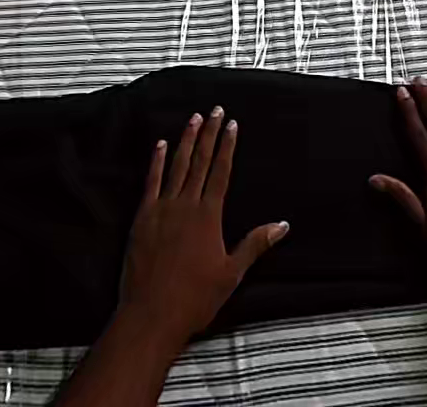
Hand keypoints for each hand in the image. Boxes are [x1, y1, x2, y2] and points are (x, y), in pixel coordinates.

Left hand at [118, 106, 289, 345]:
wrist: (151, 315)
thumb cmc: (194, 299)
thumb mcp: (231, 274)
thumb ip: (255, 244)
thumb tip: (282, 224)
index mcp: (208, 215)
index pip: (221, 171)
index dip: (227, 146)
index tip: (232, 124)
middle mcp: (186, 204)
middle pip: (201, 161)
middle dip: (209, 134)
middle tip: (216, 110)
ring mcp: (163, 208)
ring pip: (178, 165)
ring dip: (187, 140)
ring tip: (194, 118)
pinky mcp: (143, 217)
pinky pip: (151, 182)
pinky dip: (157, 161)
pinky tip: (161, 144)